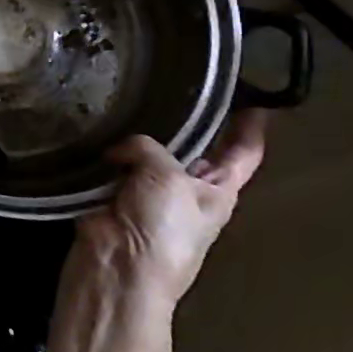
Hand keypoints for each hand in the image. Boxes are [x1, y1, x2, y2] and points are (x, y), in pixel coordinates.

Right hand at [76, 110, 268, 308]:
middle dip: (181, 120)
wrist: (117, 268)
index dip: (250, 127)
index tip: (254, 98)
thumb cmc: (161, 228)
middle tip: (168, 82)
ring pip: (146, 151)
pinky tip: (97, 130)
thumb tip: (118, 152)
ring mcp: (148, 192)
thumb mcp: (167, 177)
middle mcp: (186, 188)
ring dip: (135, 134)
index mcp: (218, 190)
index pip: (243, 153)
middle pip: (191, 146)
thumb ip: (148, 147)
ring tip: (125, 98)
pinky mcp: (113, 195)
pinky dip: (105, 152)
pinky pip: (112, 164)